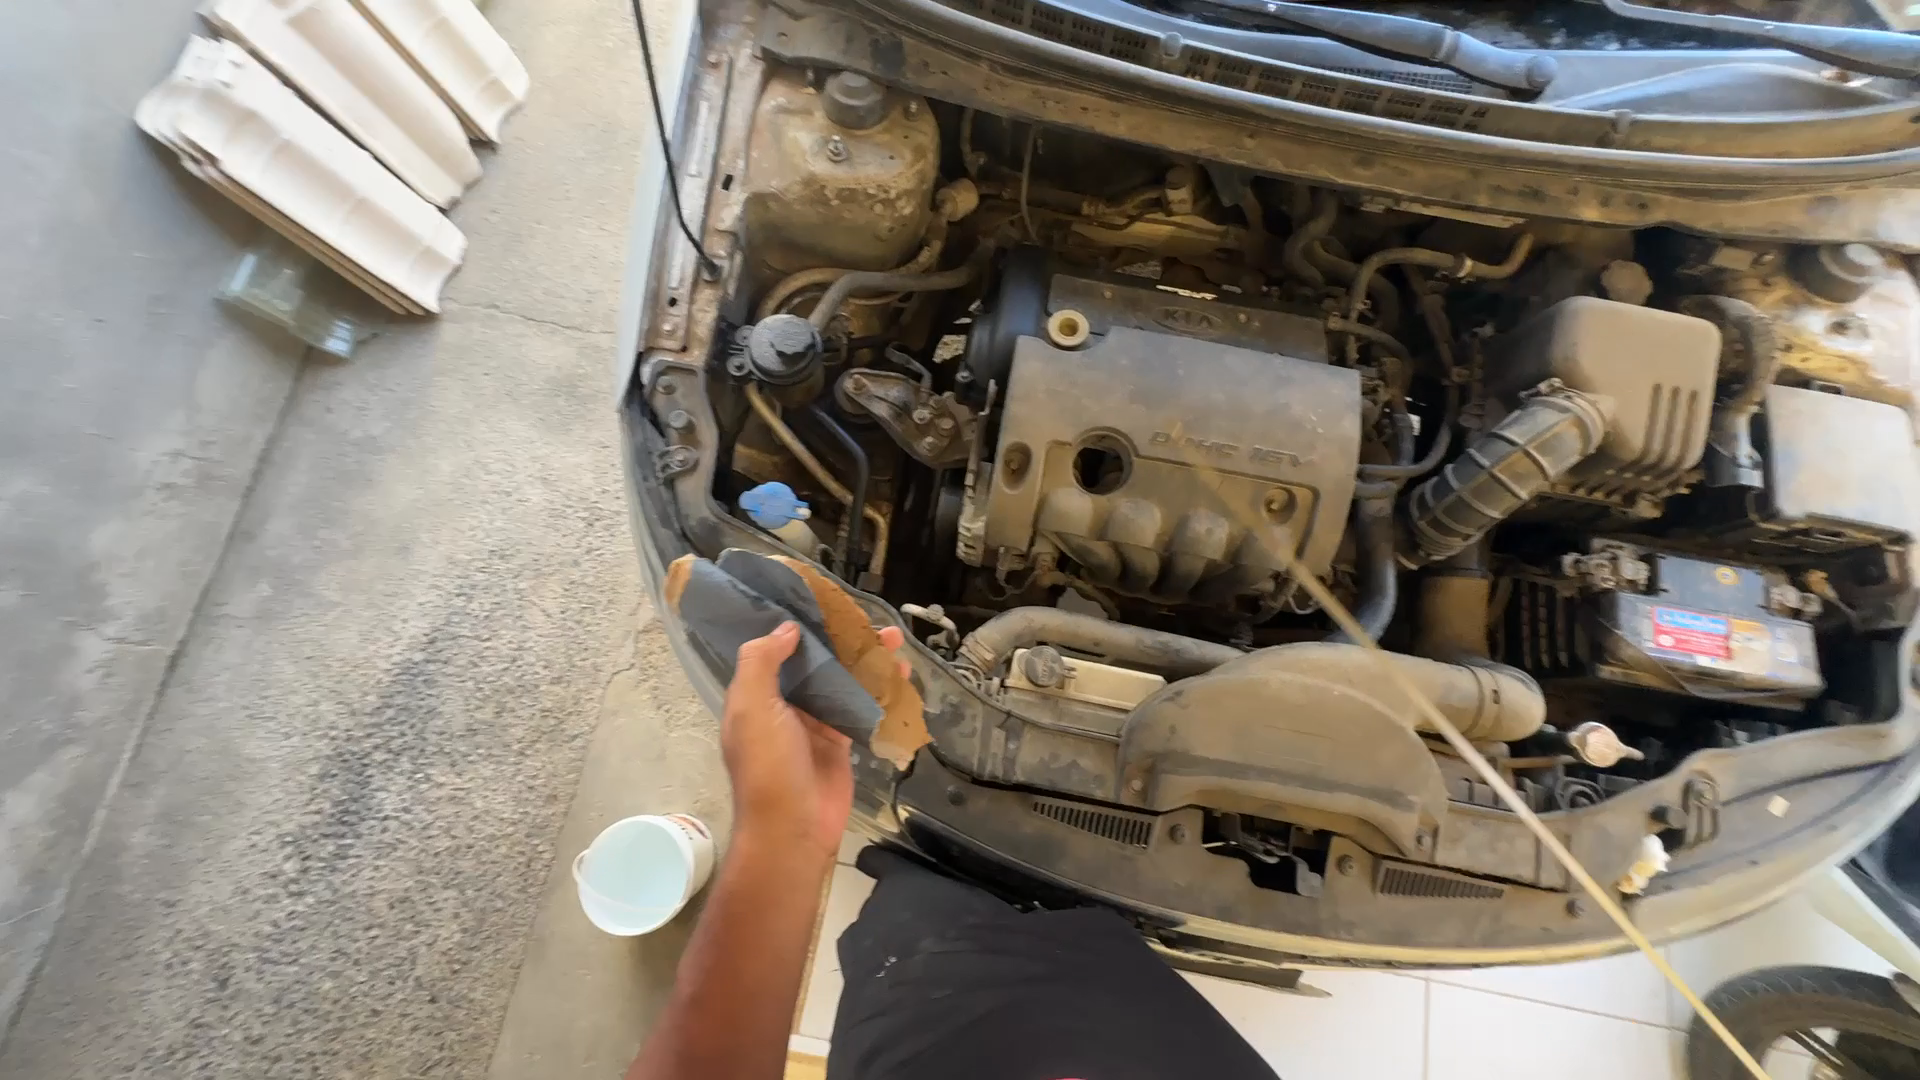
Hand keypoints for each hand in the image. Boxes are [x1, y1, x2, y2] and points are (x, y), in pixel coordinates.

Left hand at [721, 621, 906, 856]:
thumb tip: (787, 628)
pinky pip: (860, 707)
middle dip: (841, 640)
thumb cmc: (768, 765)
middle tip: (869, 621)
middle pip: (815, 662)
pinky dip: (879, 690)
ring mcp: (814, 723)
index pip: (776, 651)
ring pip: (842, 681)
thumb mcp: (752, 708)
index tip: (821, 602)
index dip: (797, 626)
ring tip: (894, 640)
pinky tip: (900, 673)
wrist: (794, 827)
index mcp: (756, 696)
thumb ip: (762, 663)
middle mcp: (784, 705)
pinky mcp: (840, 740)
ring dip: (866, 661)